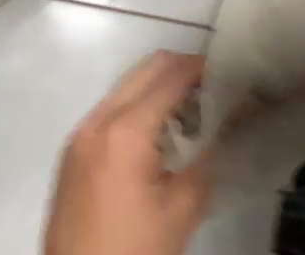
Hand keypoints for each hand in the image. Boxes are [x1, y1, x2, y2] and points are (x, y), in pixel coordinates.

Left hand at [43, 51, 213, 254]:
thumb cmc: (136, 252)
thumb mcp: (183, 206)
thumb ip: (209, 152)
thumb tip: (230, 118)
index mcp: (126, 131)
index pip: (172, 75)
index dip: (205, 68)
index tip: (232, 73)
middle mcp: (98, 121)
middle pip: (148, 68)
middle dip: (184, 69)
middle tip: (216, 89)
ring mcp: (80, 135)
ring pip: (128, 85)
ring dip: (161, 86)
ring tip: (192, 110)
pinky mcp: (72, 153)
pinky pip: (111, 108)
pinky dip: (139, 105)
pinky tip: (161, 133)